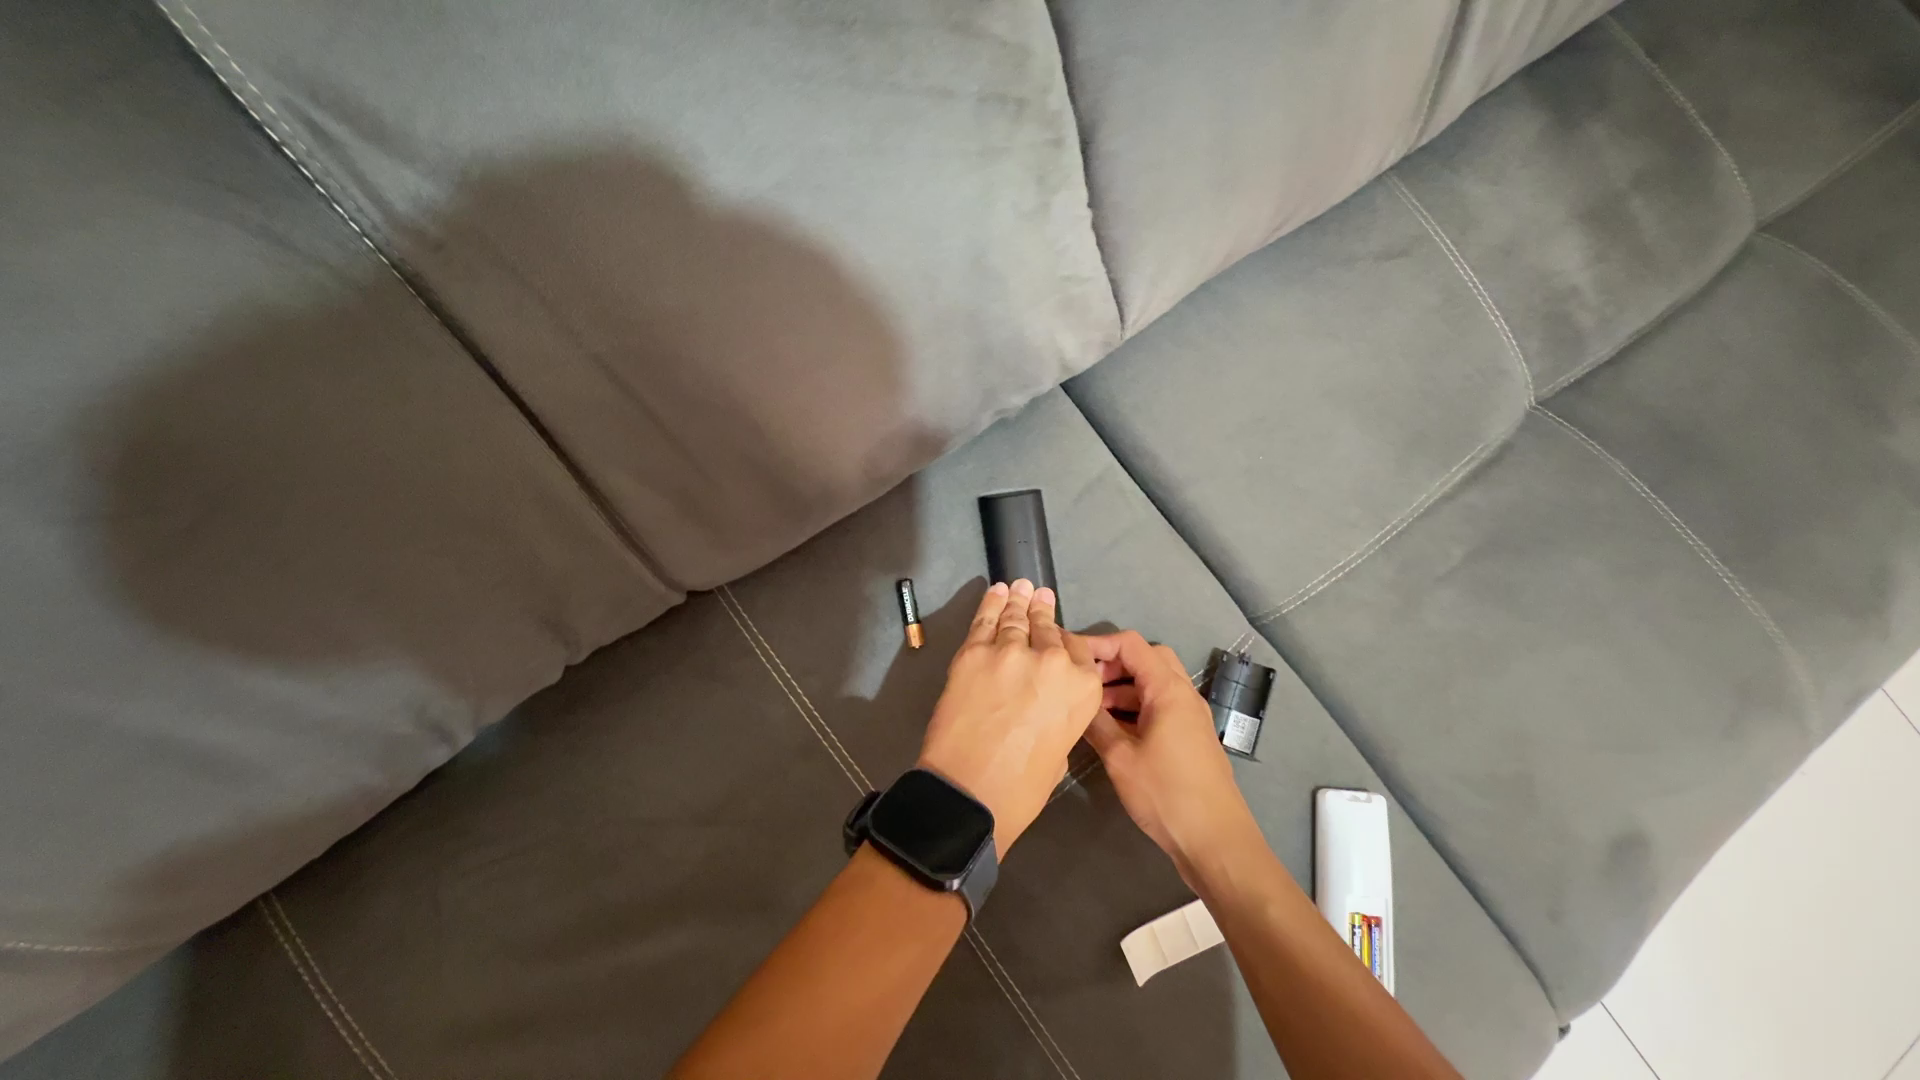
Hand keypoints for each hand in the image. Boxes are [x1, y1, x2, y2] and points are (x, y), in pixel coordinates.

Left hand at [917, 580, 1102, 851]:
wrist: (970, 791)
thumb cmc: (1022, 788)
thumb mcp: (1060, 752)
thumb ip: (1058, 718)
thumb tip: (1043, 707)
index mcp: (1084, 689)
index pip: (1076, 650)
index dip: (1063, 641)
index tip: (1057, 633)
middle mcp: (1053, 661)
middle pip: (1047, 629)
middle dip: (1042, 612)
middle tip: (1040, 595)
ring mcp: (1011, 652)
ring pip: (1016, 618)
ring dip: (1018, 601)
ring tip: (1021, 587)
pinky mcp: (973, 653)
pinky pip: (985, 621)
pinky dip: (991, 605)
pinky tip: (997, 593)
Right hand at [1084, 631, 1261, 884]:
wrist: (1215, 840)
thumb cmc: (1167, 794)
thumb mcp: (1120, 757)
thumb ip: (1095, 723)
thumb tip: (1073, 701)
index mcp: (1169, 690)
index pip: (1131, 644)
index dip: (1098, 644)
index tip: (1069, 656)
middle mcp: (1183, 695)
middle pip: (1145, 659)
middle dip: (1111, 664)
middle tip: (1082, 682)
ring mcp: (1188, 717)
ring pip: (1151, 685)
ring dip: (1120, 688)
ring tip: (1088, 708)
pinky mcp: (1187, 737)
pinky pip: (1157, 707)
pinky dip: (1132, 708)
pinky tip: (1109, 729)